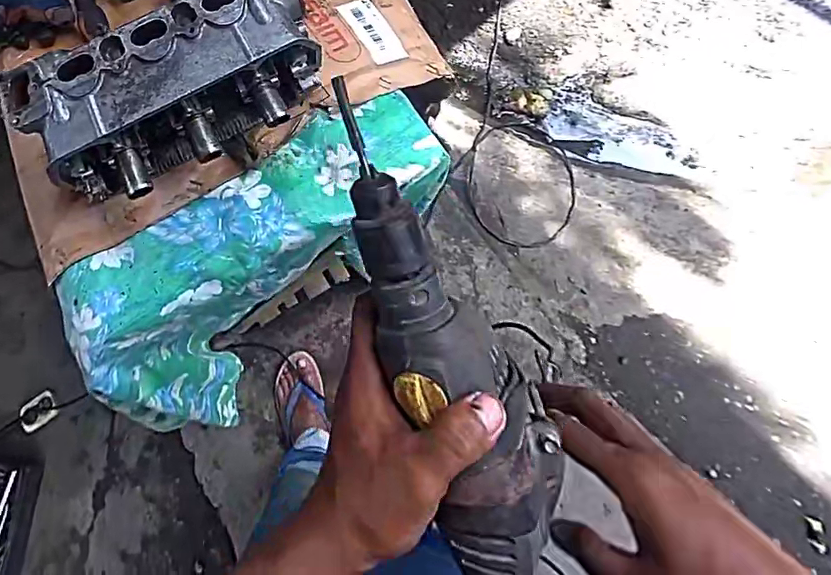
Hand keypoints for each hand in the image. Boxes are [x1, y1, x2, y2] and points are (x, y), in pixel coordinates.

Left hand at [241, 295, 505, 571]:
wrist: (342, 540)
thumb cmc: (366, 503)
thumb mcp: (419, 471)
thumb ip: (454, 438)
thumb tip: (489, 405)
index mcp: (363, 377)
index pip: (366, 312)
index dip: (390, 293)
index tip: (422, 290)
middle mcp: (363, 382)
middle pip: (388, 333)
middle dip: (420, 327)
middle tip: (457, 332)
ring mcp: (369, 402)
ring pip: (398, 363)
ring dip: (426, 362)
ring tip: (462, 365)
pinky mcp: (378, 423)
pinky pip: (403, 390)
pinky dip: (425, 389)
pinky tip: (451, 406)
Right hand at [541, 384, 805, 574]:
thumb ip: (593, 551)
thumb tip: (566, 532)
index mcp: (634, 474)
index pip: (576, 431)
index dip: (545, 419)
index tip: (525, 411)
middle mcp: (653, 458)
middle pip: (599, 406)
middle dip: (565, 393)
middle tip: (539, 390)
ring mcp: (673, 462)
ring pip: (621, 417)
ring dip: (590, 408)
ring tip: (568, 409)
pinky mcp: (688, 474)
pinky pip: (639, 435)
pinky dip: (613, 427)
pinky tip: (611, 444)